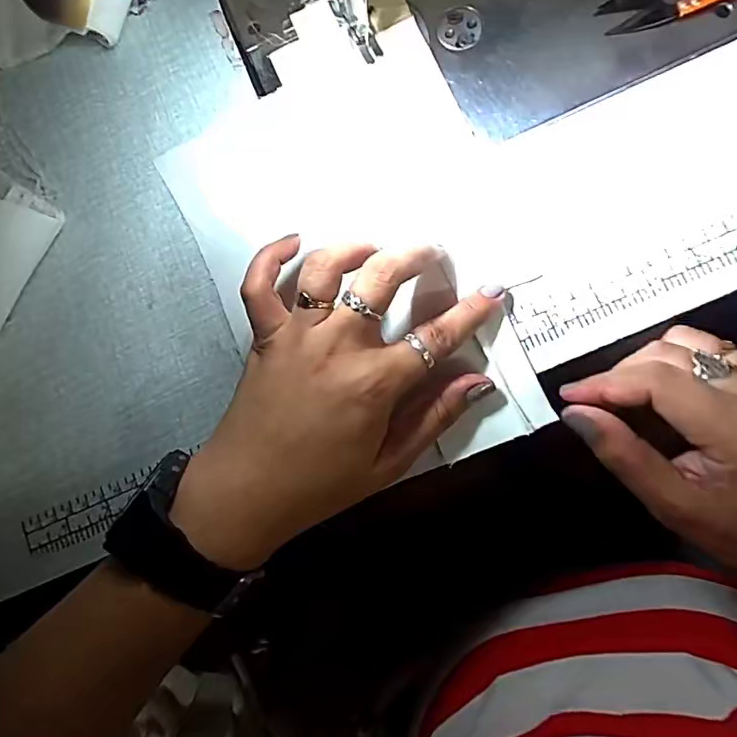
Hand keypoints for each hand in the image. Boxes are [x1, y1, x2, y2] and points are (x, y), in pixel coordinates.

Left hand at [171, 236, 502, 569]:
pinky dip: (271, 256)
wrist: (246, 494)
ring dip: (354, 249)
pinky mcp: (264, 336)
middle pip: (380, 280)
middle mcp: (337, 346)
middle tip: (433, 252)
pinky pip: (258, 285)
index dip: (469, 313)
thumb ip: (436, 416)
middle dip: (415, 257)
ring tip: (374, 249)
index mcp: (374, 382)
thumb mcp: (390, 462)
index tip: (491, 293)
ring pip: (324, 270)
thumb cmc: (322, 484)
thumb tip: (479, 382)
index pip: (434, 337)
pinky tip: (294, 242)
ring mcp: (296, 336)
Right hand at [559, 325, 736, 619]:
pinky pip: (719, 350)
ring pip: (693, 341)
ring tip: (637, 397)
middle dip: (625, 373)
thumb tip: (579, 416)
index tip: (573, 395)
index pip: (659, 379)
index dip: (608, 382)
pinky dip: (687, 367)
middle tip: (600, 404)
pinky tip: (682, 399)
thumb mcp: (679, 508)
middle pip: (672, 350)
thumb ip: (625, 457)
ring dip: (653, 363)